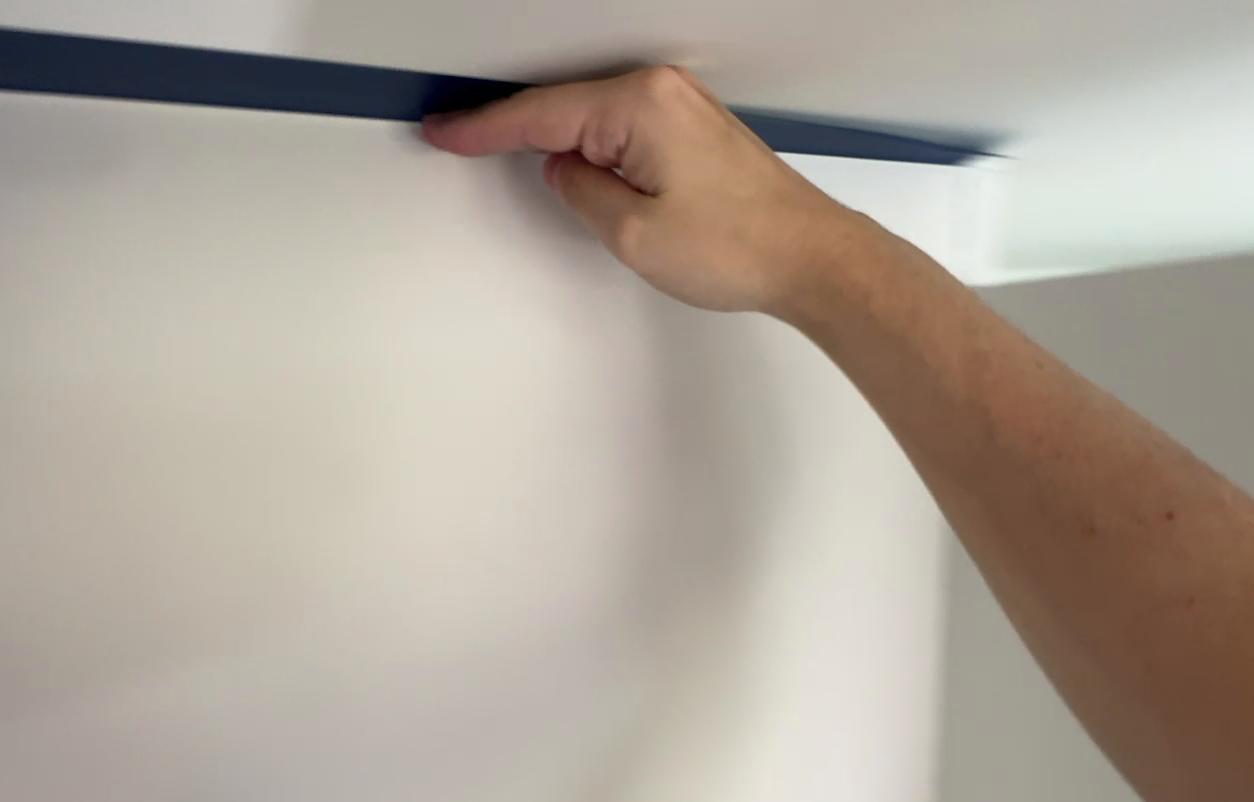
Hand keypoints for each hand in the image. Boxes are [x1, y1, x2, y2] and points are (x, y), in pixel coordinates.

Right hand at [423, 66, 876, 316]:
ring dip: (552, 137)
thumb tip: (563, 171)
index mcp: (638, 107)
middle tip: (462, 139)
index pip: (540, 115)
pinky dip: (592, 145)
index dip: (484, 128)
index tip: (446, 132)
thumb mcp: (634, 232)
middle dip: (511, 127)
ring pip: (594, 118)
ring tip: (503, 150)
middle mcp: (660, 92)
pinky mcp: (692, 131)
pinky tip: (574, 159)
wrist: (807, 256)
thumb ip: (583, 192)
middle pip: (564, 106)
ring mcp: (680, 108)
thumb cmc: (738, 246)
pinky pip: (623, 129)